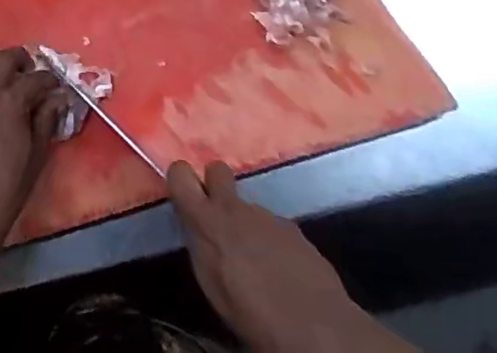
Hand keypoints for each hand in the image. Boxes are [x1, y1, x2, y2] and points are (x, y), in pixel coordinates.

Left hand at [0, 47, 69, 246]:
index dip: (51, 79)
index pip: (35, 78)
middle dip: (23, 59)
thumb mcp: (39, 151)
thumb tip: (58, 97)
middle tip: (38, 70)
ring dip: (3, 63)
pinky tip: (4, 92)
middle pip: (4, 59)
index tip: (61, 85)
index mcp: (10, 100)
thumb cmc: (12, 181)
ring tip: (20, 76)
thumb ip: (47, 118)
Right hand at [168, 161, 415, 352]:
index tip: (184, 194)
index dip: (181, 179)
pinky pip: (275, 227)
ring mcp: (268, 217)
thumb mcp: (209, 279)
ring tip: (256, 256)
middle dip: (215, 182)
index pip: (180, 173)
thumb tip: (198, 231)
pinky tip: (282, 267)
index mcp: (206, 219)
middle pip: (217, 170)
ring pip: (249, 207)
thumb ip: (200, 244)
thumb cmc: (249, 309)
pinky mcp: (296, 232)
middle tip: (218, 212)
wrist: (316, 327)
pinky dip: (273, 240)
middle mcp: (235, 208)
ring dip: (248, 222)